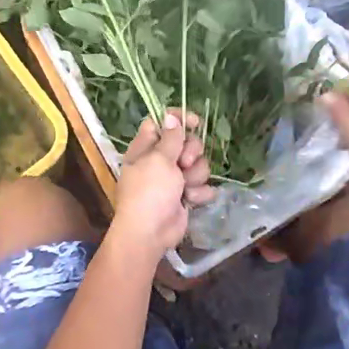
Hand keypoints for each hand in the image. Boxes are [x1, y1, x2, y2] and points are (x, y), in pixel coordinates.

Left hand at [110, 111, 215, 259]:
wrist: (150, 232)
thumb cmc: (149, 192)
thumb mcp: (159, 159)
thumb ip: (170, 138)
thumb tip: (170, 116)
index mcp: (146, 148)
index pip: (163, 122)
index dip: (179, 119)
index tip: (195, 122)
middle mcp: (160, 161)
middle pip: (186, 142)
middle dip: (192, 152)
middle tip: (184, 164)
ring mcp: (174, 179)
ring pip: (198, 164)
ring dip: (195, 176)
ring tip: (185, 188)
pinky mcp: (186, 195)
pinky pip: (202, 186)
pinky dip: (199, 193)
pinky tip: (190, 201)